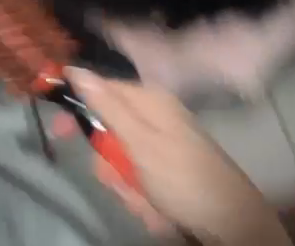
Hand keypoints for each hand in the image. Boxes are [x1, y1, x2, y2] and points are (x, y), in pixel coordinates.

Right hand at [68, 69, 289, 245]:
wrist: (235, 227)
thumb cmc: (184, 178)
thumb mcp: (140, 141)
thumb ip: (106, 105)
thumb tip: (74, 68)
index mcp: (149, 100)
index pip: (100, 91)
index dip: (78, 109)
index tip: (58, 130)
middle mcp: (155, 118)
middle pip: (109, 135)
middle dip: (112, 167)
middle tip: (124, 183)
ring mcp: (163, 147)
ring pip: (122, 165)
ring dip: (129, 189)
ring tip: (151, 204)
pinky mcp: (169, 173)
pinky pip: (140, 183)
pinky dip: (144, 201)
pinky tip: (161, 214)